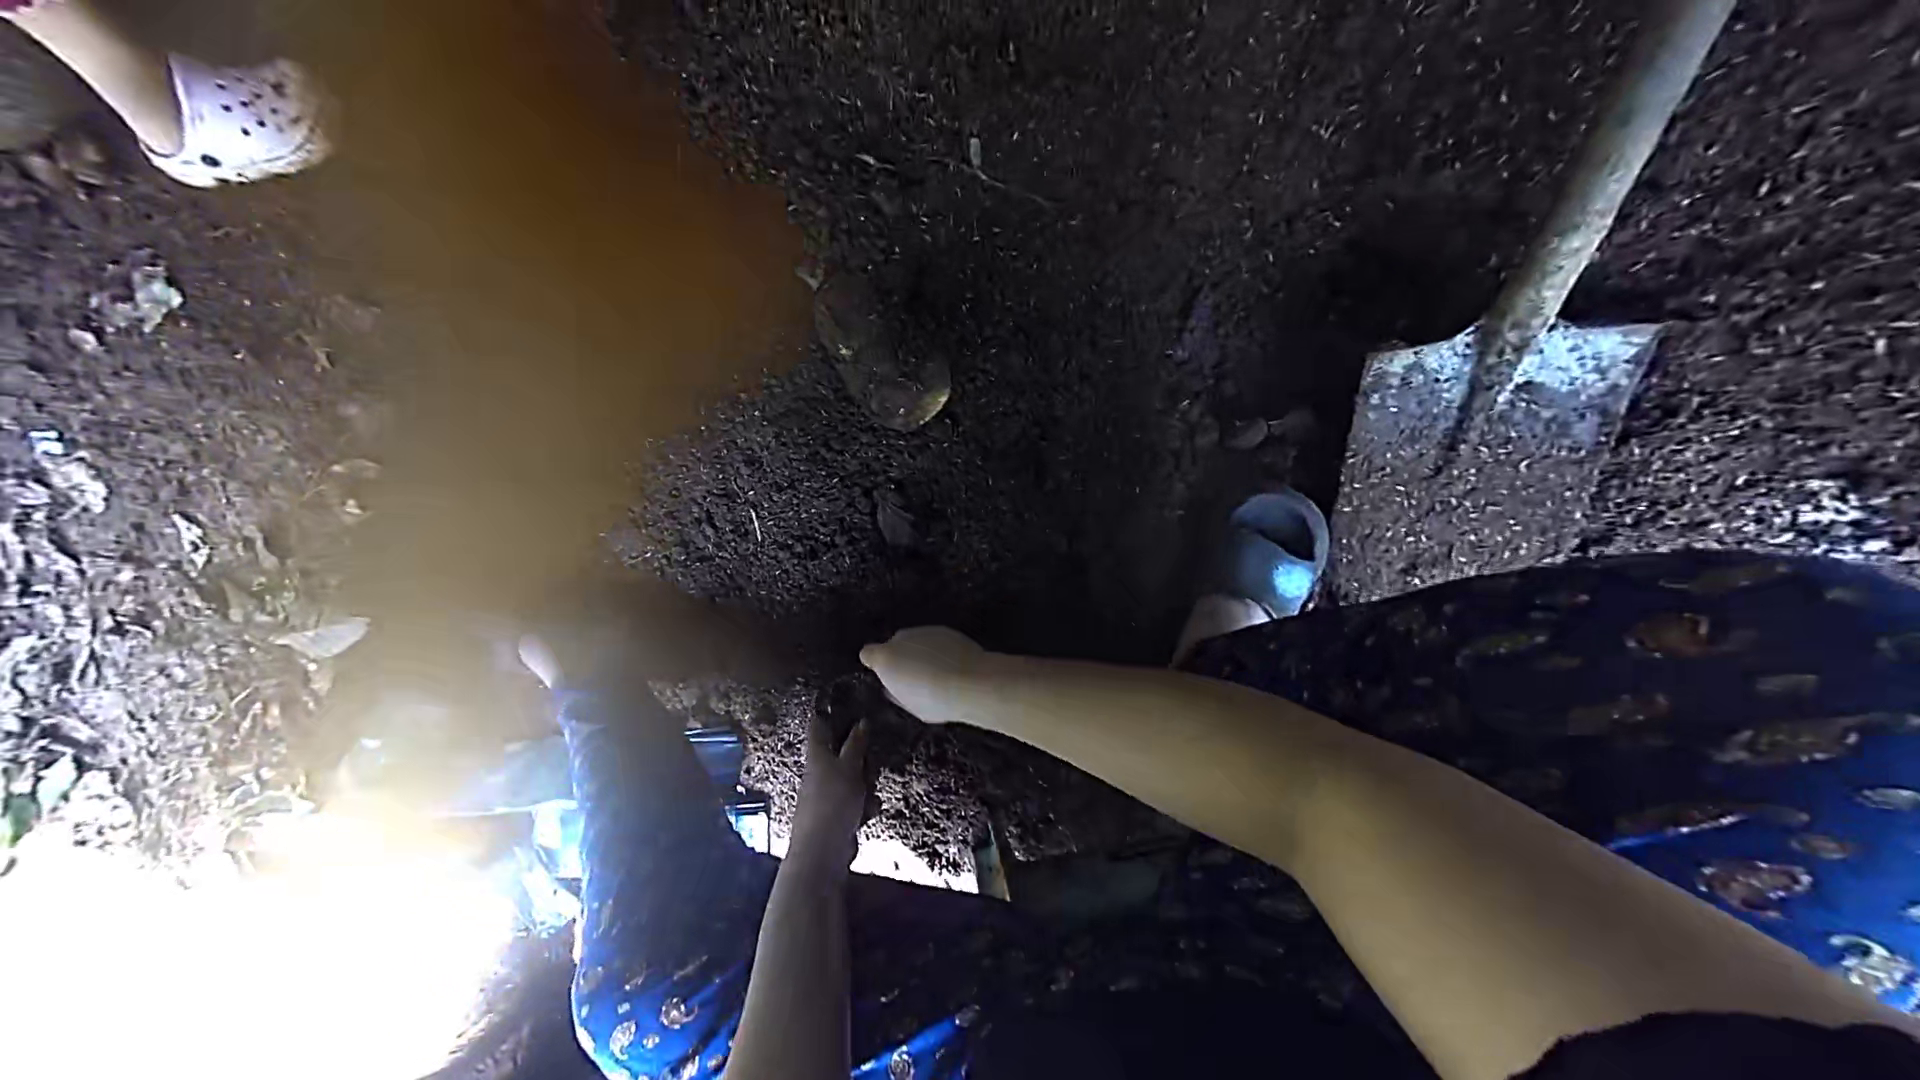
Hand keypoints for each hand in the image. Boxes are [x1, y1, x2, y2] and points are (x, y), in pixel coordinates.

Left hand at [787, 714, 869, 872]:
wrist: (822, 851)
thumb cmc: (833, 801)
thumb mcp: (849, 767)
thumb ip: (856, 745)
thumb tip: (862, 721)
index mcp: (817, 755)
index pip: (819, 726)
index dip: (829, 713)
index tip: (846, 704)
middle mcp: (818, 771)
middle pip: (841, 753)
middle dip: (860, 759)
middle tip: (870, 764)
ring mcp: (825, 794)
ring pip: (851, 778)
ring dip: (865, 786)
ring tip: (871, 796)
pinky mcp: (834, 815)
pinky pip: (853, 801)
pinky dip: (863, 806)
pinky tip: (869, 813)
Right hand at [859, 626, 989, 725]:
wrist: (971, 681)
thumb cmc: (934, 700)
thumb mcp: (909, 704)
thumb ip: (896, 691)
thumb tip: (892, 685)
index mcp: (886, 658)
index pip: (867, 653)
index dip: (875, 663)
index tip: (887, 674)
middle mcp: (901, 638)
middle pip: (894, 645)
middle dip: (901, 657)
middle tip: (917, 678)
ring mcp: (924, 630)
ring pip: (915, 641)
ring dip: (920, 652)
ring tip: (938, 673)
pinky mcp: (945, 629)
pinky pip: (934, 639)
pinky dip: (938, 649)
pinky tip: (952, 664)